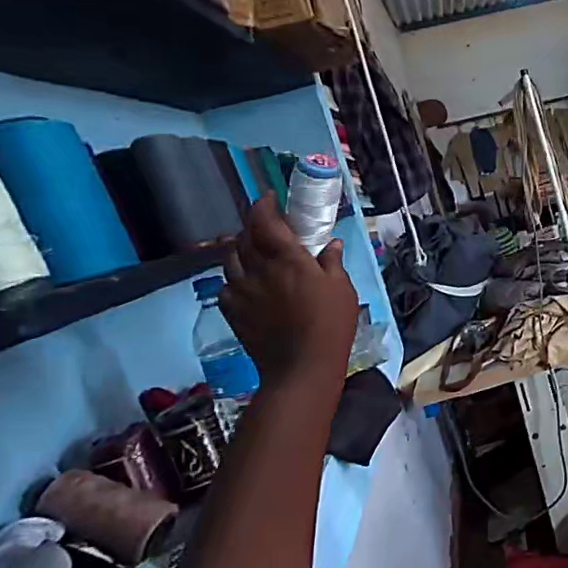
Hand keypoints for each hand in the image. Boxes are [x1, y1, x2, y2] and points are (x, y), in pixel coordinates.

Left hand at [220, 194, 358, 388]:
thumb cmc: (330, 325)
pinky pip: (225, 287)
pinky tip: (246, 287)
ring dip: (240, 251)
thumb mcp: (342, 289)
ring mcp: (241, 290)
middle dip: (253, 227)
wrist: (301, 368)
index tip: (270, 199)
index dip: (263, 204)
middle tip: (267, 230)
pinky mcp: (232, 312)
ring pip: (230, 259)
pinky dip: (233, 281)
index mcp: (287, 258)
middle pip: (244, 236)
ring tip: (253, 255)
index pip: (265, 220)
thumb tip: (330, 243)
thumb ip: (332, 262)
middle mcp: (259, 268)